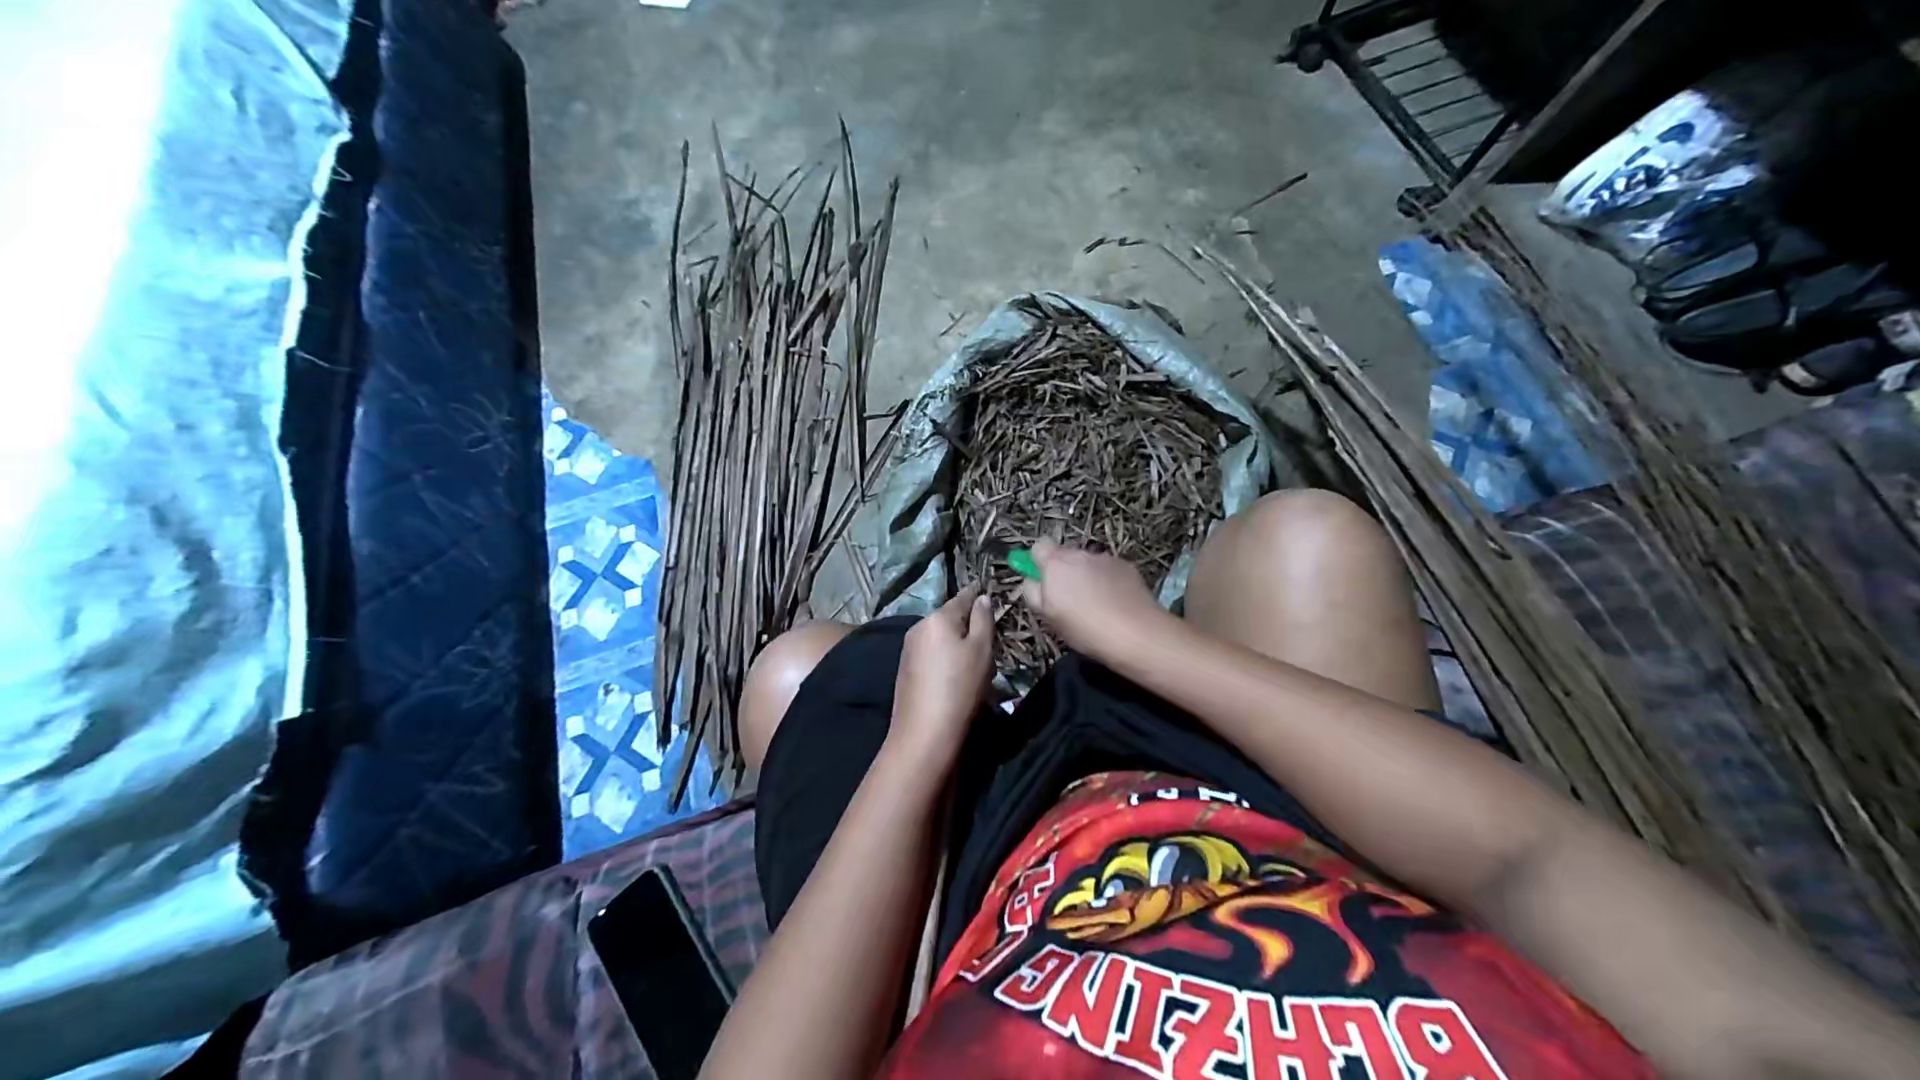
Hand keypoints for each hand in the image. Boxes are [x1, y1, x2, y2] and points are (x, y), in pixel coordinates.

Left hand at [888, 584, 994, 771]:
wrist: (924, 733)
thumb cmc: (960, 686)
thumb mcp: (981, 650)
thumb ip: (983, 619)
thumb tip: (982, 597)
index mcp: (937, 617)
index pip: (963, 597)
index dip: (979, 596)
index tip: (992, 598)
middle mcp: (918, 627)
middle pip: (950, 618)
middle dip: (970, 626)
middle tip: (990, 644)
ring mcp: (909, 649)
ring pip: (941, 638)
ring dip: (958, 645)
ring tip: (977, 666)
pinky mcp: (906, 670)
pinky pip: (932, 654)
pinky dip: (946, 660)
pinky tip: (957, 679)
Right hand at [1016, 541, 1171, 663]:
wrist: (1137, 634)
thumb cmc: (1085, 629)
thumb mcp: (1047, 617)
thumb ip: (1033, 592)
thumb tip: (1032, 580)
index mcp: (1055, 564)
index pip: (1038, 546)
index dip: (1038, 561)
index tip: (1042, 581)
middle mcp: (1080, 554)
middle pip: (1065, 555)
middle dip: (1063, 571)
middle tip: (1068, 600)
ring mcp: (1106, 559)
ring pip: (1087, 563)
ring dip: (1086, 576)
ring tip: (1095, 605)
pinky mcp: (1127, 567)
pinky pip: (1108, 570)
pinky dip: (1107, 581)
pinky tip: (1114, 604)